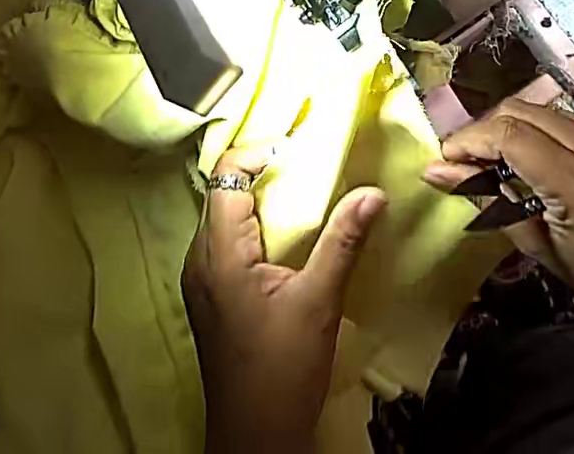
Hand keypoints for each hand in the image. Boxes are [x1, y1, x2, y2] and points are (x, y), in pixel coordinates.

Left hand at [183, 146, 386, 453]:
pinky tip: (285, 229)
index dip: (258, 152)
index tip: (298, 150)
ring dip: (257, 193)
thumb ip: (343, 240)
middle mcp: (200, 258)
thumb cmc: (282, 370)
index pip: (226, 177)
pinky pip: (226, 236)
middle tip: (305, 162)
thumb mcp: (319, 300)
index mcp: (219, 254)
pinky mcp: (211, 292)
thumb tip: (373, 192)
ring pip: (222, 212)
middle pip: (221, 190)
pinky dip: (253, 219)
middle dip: (260, 168)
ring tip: (300, 187)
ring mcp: (201, 278)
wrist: (255, 439)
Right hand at [421, 97, 573, 331]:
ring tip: (488, 161)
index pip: (510, 136)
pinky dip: (531, 130)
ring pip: (535, 109)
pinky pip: (557, 116)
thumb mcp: (544, 249)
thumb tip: (436, 171)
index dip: (469, 141)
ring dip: (504, 128)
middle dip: (482, 131)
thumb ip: (490, 201)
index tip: (445, 159)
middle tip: (461, 161)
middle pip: (518, 112)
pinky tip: (524, 158)